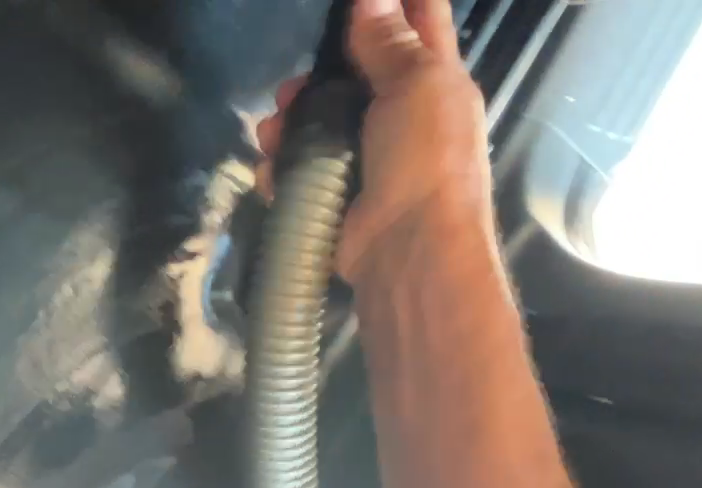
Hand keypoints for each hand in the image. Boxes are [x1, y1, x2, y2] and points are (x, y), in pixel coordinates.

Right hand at [256, 0, 495, 286]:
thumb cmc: (425, 157)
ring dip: (289, 126)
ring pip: (317, 129)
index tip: (351, 2)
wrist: (407, 249)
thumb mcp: (416, 84)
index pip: (418, 21)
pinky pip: (299, 175)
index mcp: (432, 80)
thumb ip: (389, 42)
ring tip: (270, 131)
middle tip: (290, 88)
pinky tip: (269, 171)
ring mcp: (363, 162)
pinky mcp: (333, 199)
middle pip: (352, 81)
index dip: (391, 3)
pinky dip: (281, 172)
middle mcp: (398, 118)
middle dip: (317, 77)